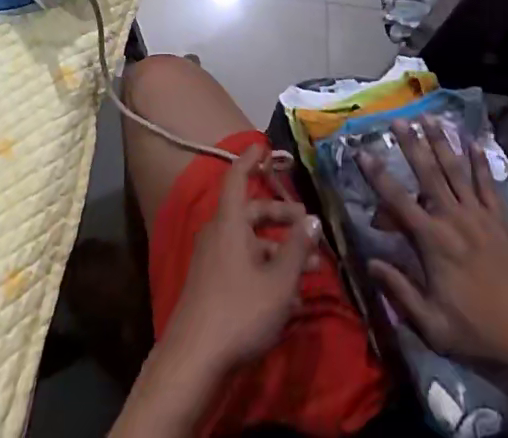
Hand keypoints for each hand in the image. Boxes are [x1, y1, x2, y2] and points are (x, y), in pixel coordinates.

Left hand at [163, 147, 321, 372]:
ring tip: (313, 267)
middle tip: (309, 224)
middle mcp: (218, 234)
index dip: (251, 159)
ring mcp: (212, 261)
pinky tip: (292, 295)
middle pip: (251, 212)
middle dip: (282, 215)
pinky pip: (244, 264)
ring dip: (280, 248)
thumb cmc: (240, 311)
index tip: (265, 145)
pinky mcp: (212, 286)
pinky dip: (267, 269)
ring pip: (251, 242)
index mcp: (230, 223)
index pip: (238, 178)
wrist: (193, 361)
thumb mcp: (279, 281)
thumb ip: (298, 247)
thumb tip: (312, 218)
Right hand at [361, 117, 507, 367]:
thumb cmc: (478, 331)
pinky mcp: (501, 221)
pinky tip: (473, 143)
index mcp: (432, 242)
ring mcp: (480, 216)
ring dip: (441, 143)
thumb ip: (399, 290)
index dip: (377, 175)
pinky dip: (480, 162)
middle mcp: (454, 219)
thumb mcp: (431, 324)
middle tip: (398, 120)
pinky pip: (488, 184)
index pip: (397, 200)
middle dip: (412, 145)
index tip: (361, 152)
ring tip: (430, 118)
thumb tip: (370, 261)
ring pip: (457, 171)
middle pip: (428, 173)